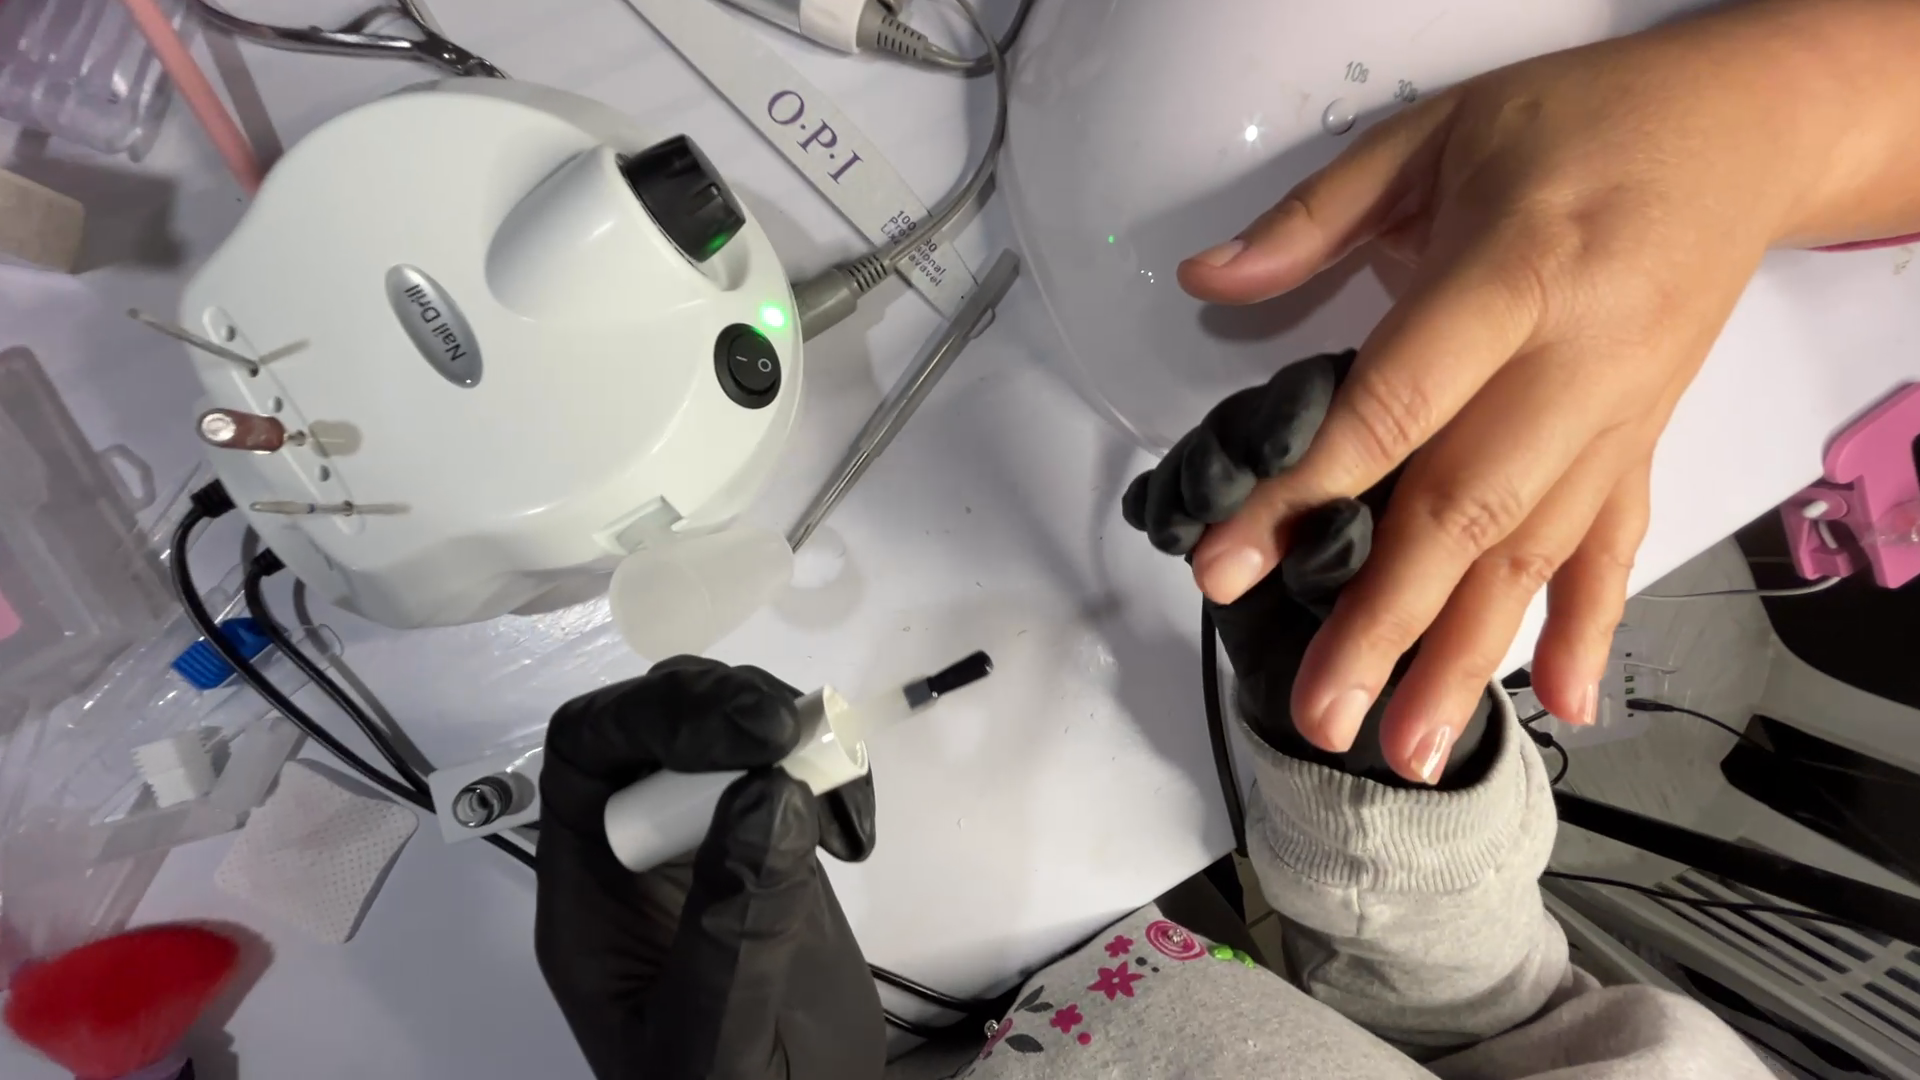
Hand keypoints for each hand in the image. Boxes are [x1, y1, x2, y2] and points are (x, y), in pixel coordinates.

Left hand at [535, 657, 883, 1079]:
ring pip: (728, 728)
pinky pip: (791, 765)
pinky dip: (833, 770)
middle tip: (806, 737)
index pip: (589, 750)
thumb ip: (734, 930)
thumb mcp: (714, 1049)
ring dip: (794, 737)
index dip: (657, 719)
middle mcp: (644, 845)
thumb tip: (768, 789)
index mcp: (594, 888)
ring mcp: (713, 835)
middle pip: (661, 719)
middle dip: (732, 707)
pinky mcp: (776, 838)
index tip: (757, 737)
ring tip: (845, 807)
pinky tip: (857, 836)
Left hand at [1166, 10, 1854, 778]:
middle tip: (1322, 718)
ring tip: (1405, 745)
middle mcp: (1571, 368)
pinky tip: (1564, 704)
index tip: (1225, 570)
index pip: (1385, 414)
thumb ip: (1309, 219)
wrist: (1749, 123)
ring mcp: (1618, 418)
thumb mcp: (1426, 138)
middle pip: (1462, 515)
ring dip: (1466, 659)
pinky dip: (1589, 626)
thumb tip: (1201, 278)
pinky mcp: (1645, 441)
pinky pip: (1615, 545)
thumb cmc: (1573, 124)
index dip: (1301, 499)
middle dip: (1384, 626)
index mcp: (1510, 279)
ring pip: (1532, 557)